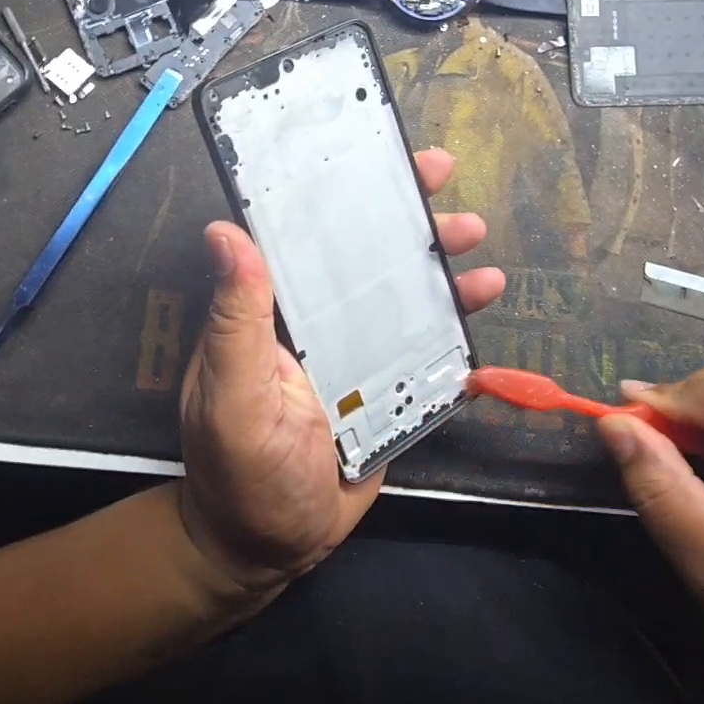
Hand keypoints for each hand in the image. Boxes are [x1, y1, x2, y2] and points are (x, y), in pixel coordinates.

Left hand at [178, 148, 505, 592]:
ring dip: (437, 266)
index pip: (303, 235)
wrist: (271, 544)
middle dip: (402, 217)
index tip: (373, 159)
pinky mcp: (385, 390)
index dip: (336, 193)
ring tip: (475, 248)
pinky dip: (453, 327)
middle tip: (442, 181)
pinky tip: (479, 308)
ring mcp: (353, 354)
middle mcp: (313, 320)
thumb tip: (224, 231)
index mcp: (271, 310)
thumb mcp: (232, 392)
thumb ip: (236, 318)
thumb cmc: (240, 471)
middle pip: (361, 256)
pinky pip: (423, 349)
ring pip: (399, 296)